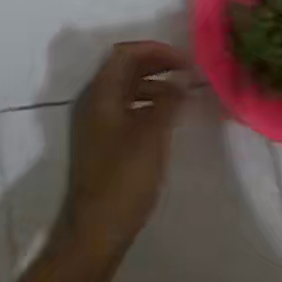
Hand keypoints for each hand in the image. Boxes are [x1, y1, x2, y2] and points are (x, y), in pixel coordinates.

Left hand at [56, 42, 190, 256]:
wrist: (95, 231)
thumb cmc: (124, 179)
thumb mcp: (151, 136)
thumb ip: (168, 101)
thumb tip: (183, 79)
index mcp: (100, 95)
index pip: (125, 54)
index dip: (156, 50)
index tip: (186, 60)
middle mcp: (94, 102)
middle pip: (124, 68)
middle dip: (157, 64)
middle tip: (188, 72)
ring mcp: (96, 122)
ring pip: (126, 89)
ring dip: (154, 84)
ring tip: (183, 94)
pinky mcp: (102, 141)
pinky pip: (126, 108)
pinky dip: (148, 103)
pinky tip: (168, 117)